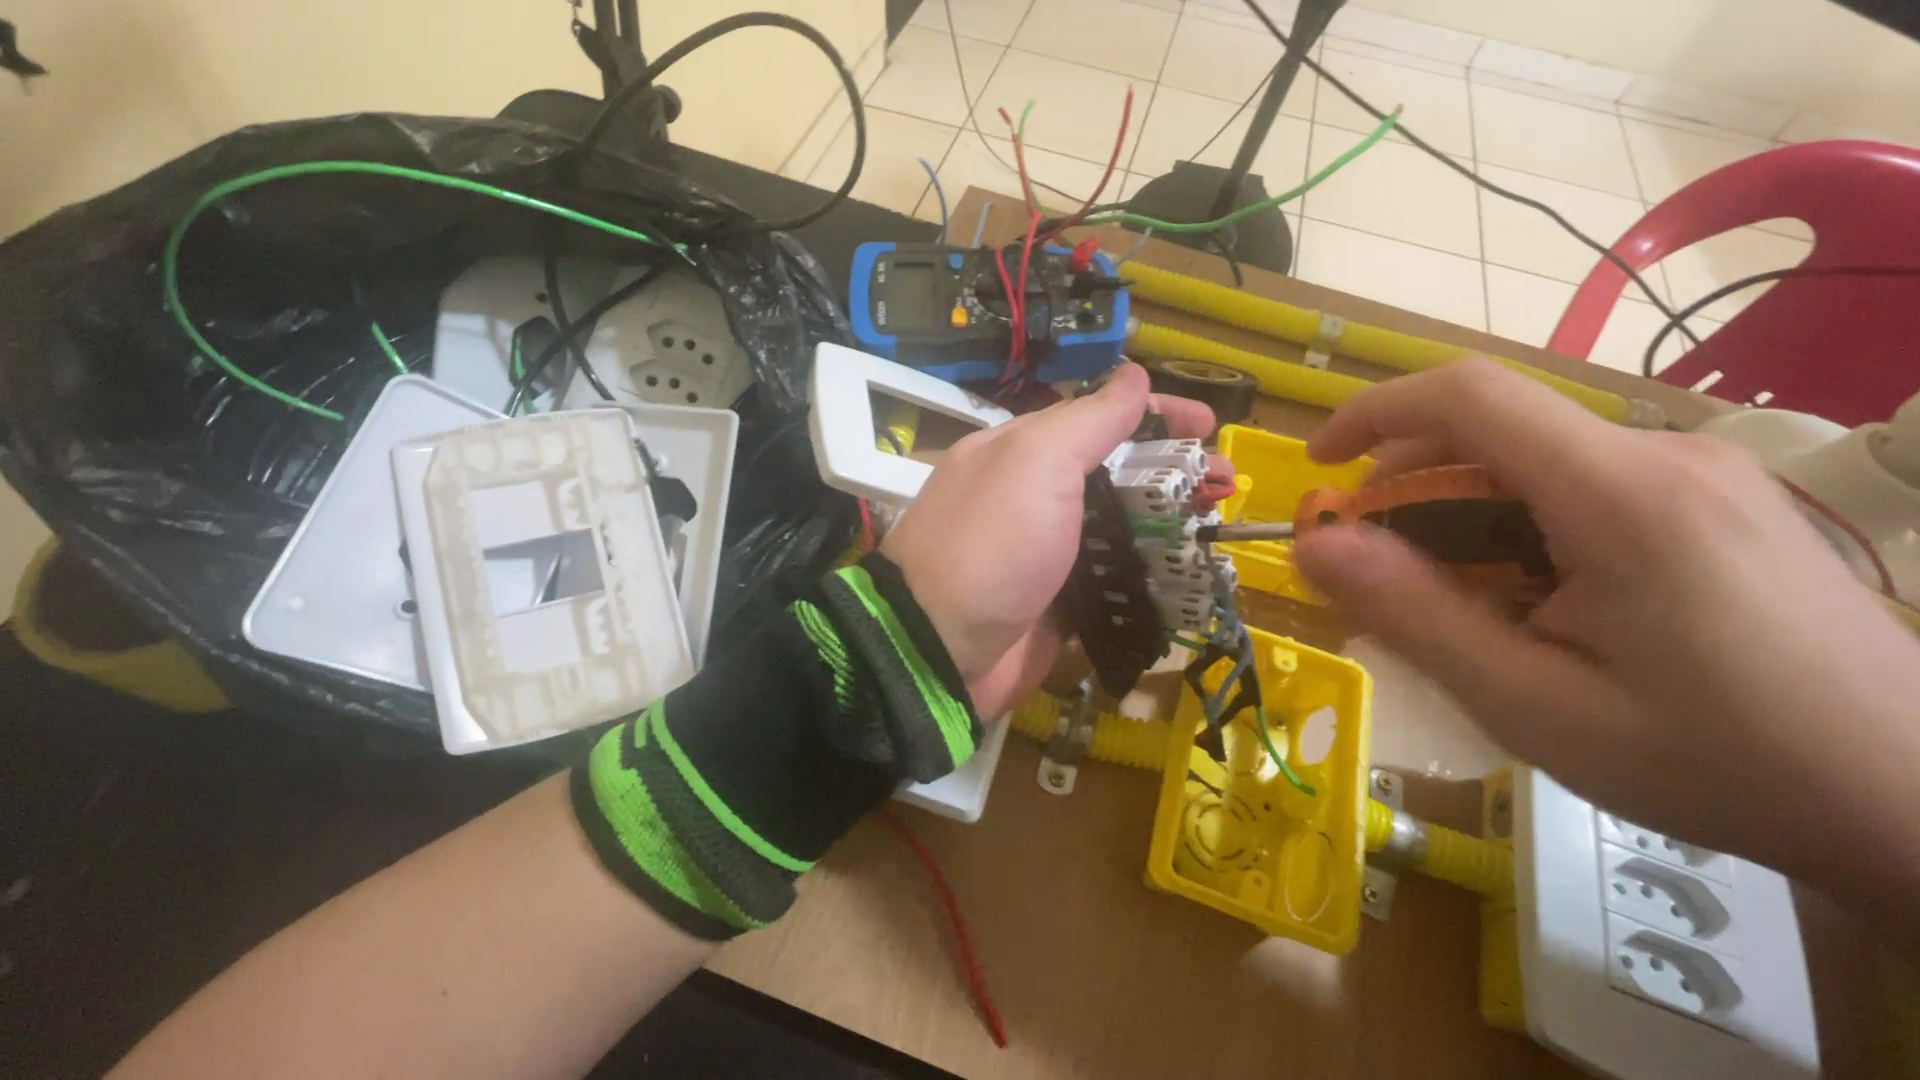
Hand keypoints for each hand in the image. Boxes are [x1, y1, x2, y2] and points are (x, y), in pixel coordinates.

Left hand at [882, 363, 1213, 716]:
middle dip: (1174, 473)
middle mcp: (1034, 497)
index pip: (1099, 418)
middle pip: (1116, 473)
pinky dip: (1150, 575)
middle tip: (1225, 485)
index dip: (1158, 414)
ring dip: (1170, 524)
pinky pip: (1113, 581)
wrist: (941, 650)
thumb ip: (1088, 420)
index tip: (1212, 425)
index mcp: (1021, 451)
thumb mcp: (1036, 462)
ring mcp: (1047, 554)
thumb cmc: (992, 544)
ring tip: (1218, 527)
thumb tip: (1134, 373)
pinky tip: (1189, 575)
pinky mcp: (1060, 605)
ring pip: (1121, 528)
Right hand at [1292, 360, 1919, 914]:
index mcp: (1623, 496)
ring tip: (1460, 609)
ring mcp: (1700, 475)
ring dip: (1465, 516)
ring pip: (1535, 462)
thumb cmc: (1716, 763)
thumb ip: (1416, 617)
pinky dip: (1519, 527)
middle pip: (1496, 432)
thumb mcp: (1535, 706)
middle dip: (1411, 489)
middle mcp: (1664, 457)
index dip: (1374, 412)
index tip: (1318, 464)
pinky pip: (1580, 487)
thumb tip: (1312, 545)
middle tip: (1380, 576)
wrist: (1914, 802)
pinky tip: (1533, 604)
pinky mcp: (1716, 502)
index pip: (1469, 395)